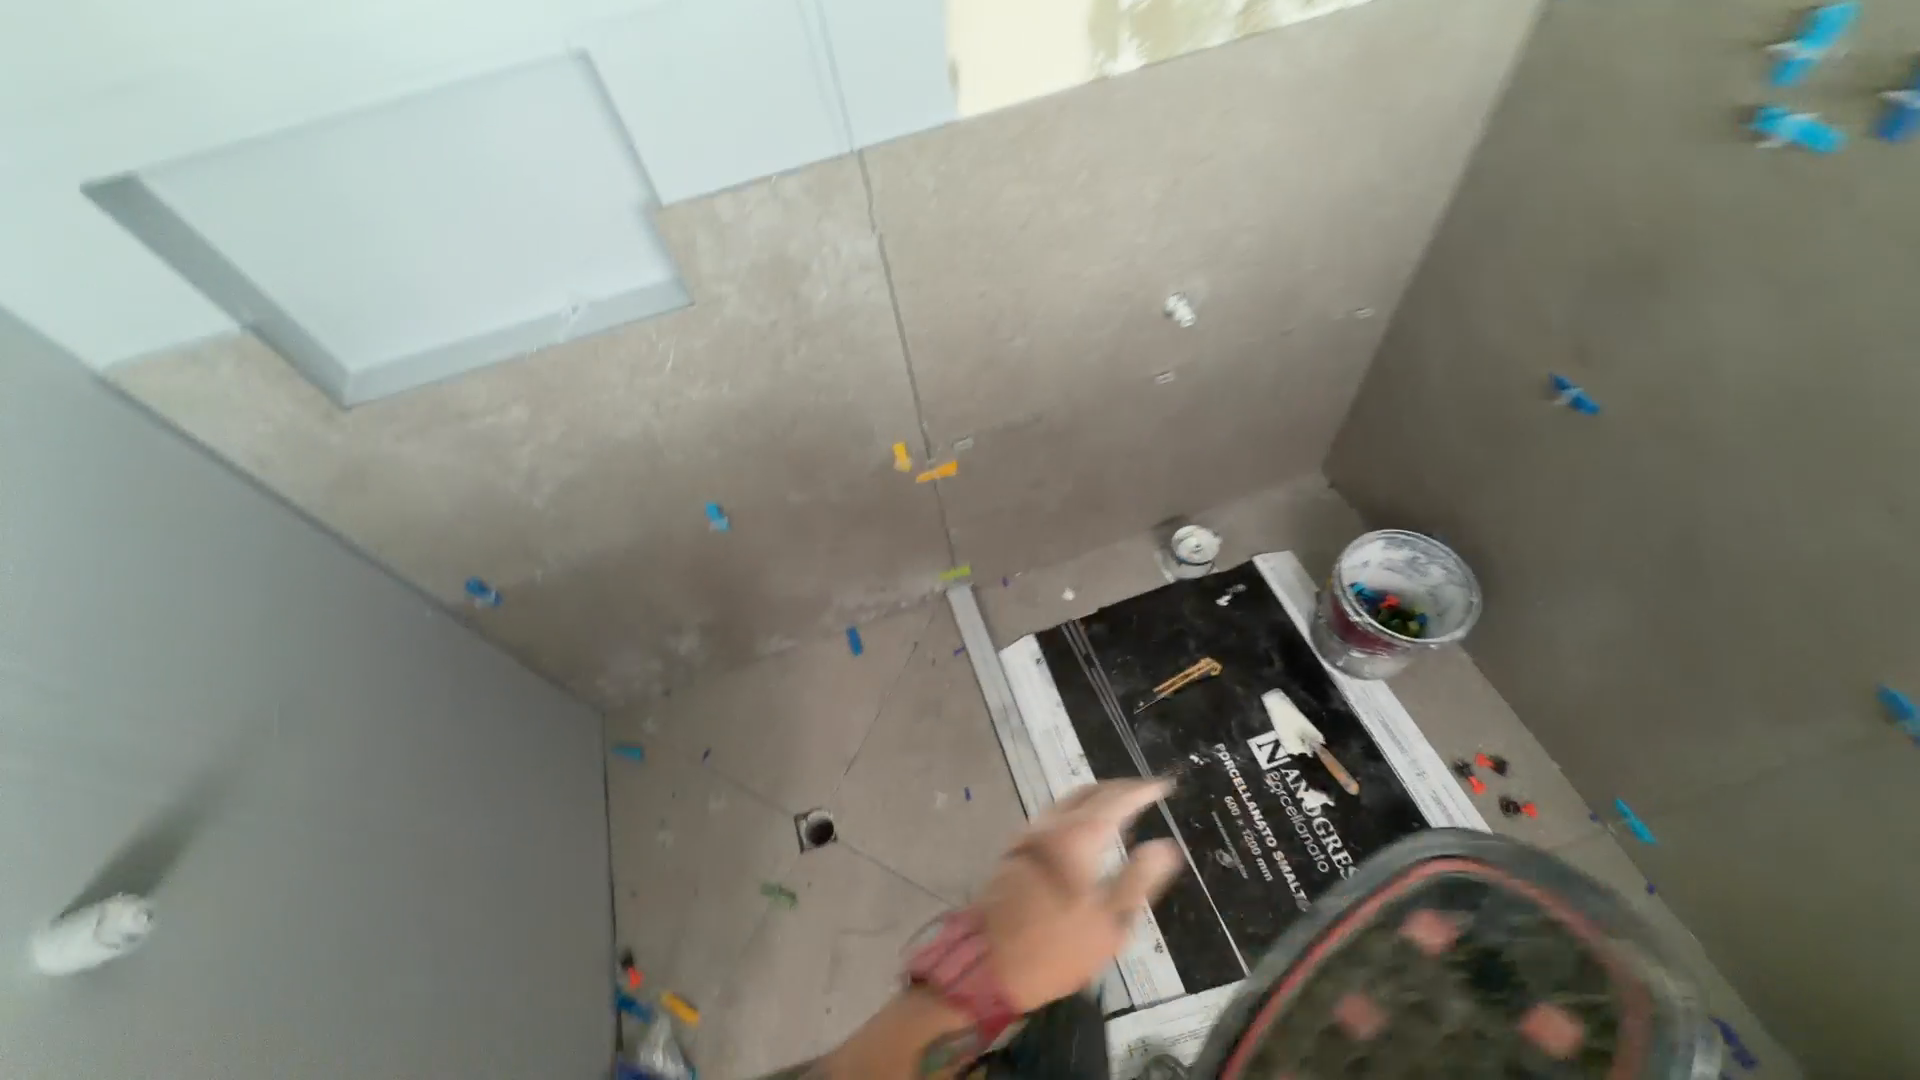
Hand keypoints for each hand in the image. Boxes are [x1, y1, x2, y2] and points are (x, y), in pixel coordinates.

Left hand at [975, 778, 1185, 1010]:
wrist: (989, 962)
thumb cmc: (1056, 946)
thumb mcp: (1110, 921)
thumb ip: (1139, 877)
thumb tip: (1165, 846)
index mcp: (1077, 835)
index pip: (1116, 799)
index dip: (1143, 790)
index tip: (1164, 785)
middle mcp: (1051, 825)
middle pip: (1089, 792)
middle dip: (1119, 789)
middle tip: (1145, 794)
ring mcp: (1029, 836)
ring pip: (1068, 802)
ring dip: (1096, 799)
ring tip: (1122, 810)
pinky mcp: (1017, 851)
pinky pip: (1055, 817)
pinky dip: (1078, 814)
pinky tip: (1088, 833)